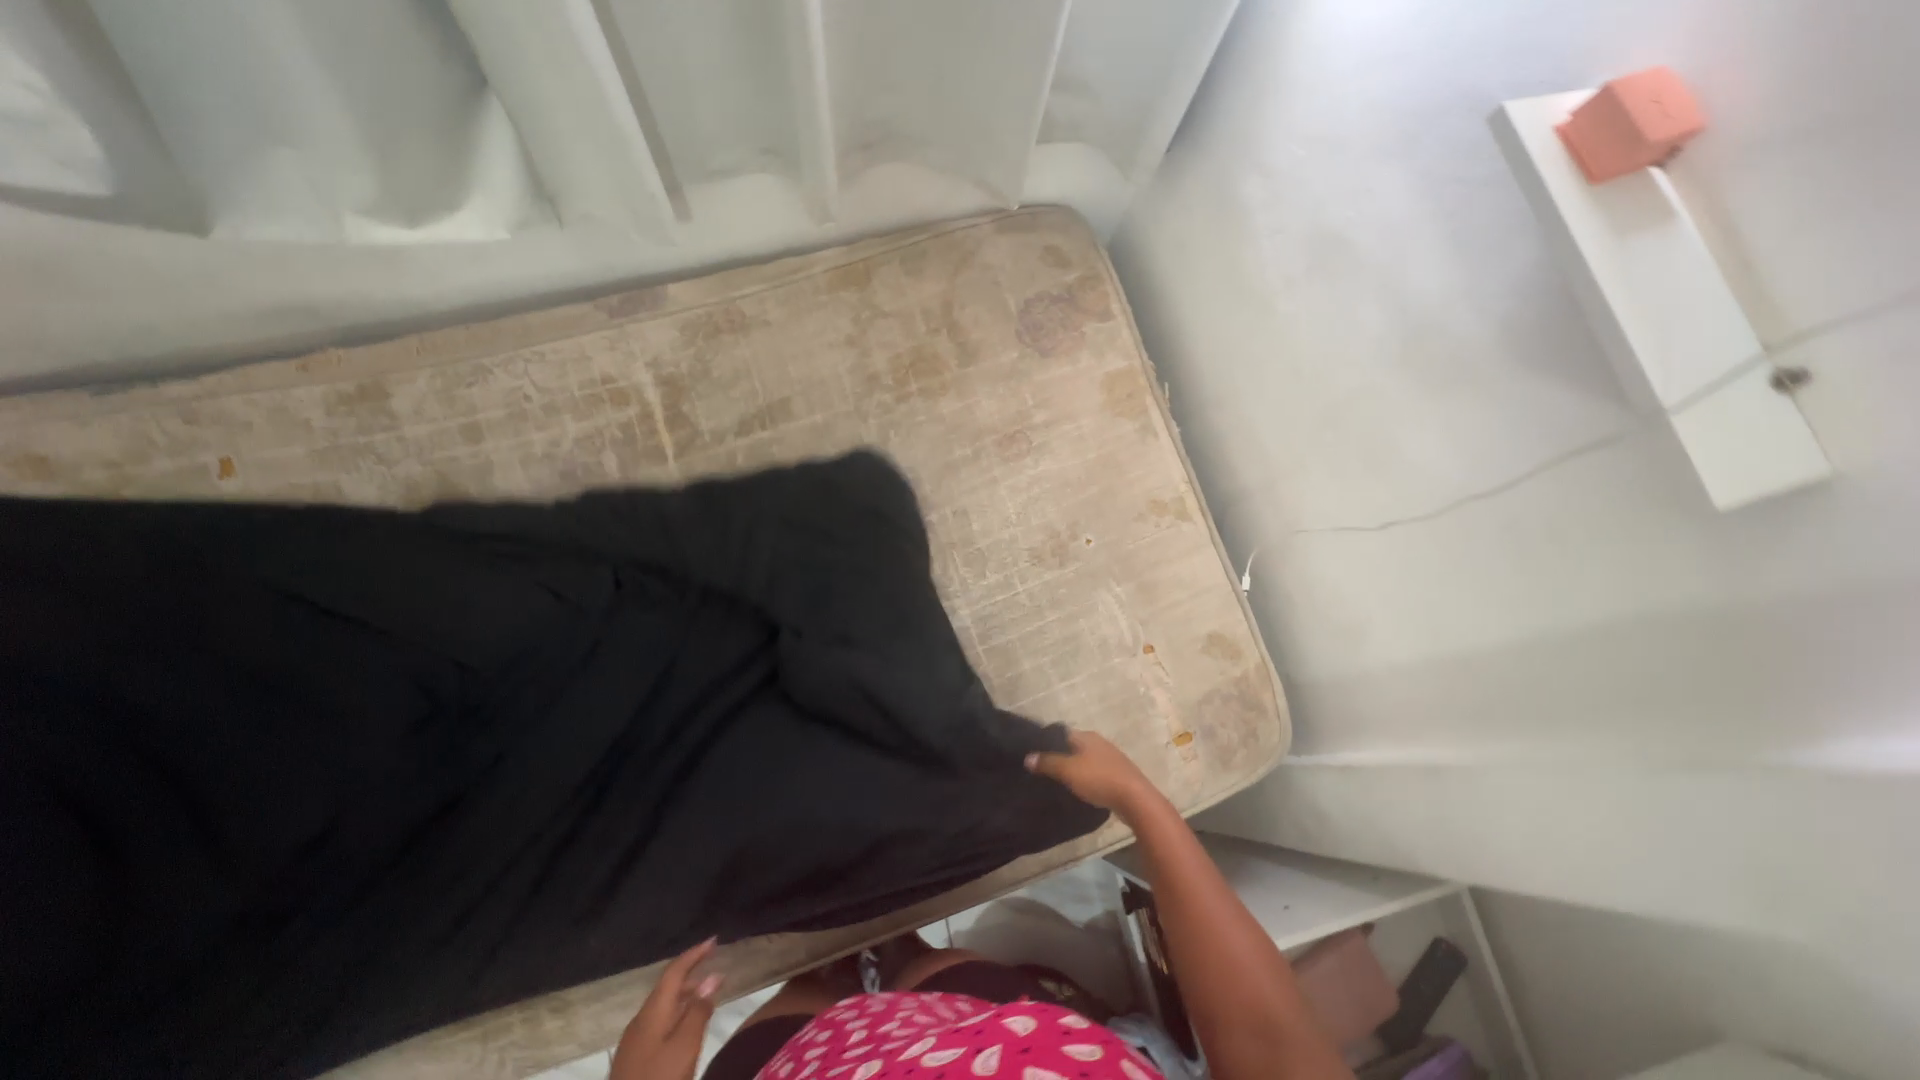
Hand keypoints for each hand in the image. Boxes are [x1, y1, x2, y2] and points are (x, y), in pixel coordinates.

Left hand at [610, 938, 722, 1079]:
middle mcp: (641, 1019)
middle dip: (692, 974)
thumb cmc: (659, 1078)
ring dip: (686, 996)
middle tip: (717, 968)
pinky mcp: (635, 1057)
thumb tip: (712, 976)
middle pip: (668, 988)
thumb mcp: (686, 1046)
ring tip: (709, 996)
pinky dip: (679, 1014)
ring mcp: (636, 1039)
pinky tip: (688, 1027)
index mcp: (653, 1012)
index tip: (715, 941)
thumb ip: (699, 1011)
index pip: (674, 972)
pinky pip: (660, 1023)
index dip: (694, 954)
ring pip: (664, 1007)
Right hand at [1025, 729, 1161, 815]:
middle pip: (1074, 747)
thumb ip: (1047, 762)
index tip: (1034, 755)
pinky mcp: (1118, 775)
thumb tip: (1028, 757)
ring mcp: (1111, 759)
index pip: (1061, 734)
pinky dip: (1087, 780)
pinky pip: (1096, 774)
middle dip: (1060, 757)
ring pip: (1086, 761)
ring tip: (1058, 782)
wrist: (1135, 799)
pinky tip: (1080, 790)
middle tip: (1043, 770)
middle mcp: (1100, 743)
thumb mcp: (1067, 770)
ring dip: (1074, 770)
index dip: (1047, 743)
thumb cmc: (1099, 779)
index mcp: (1087, 736)